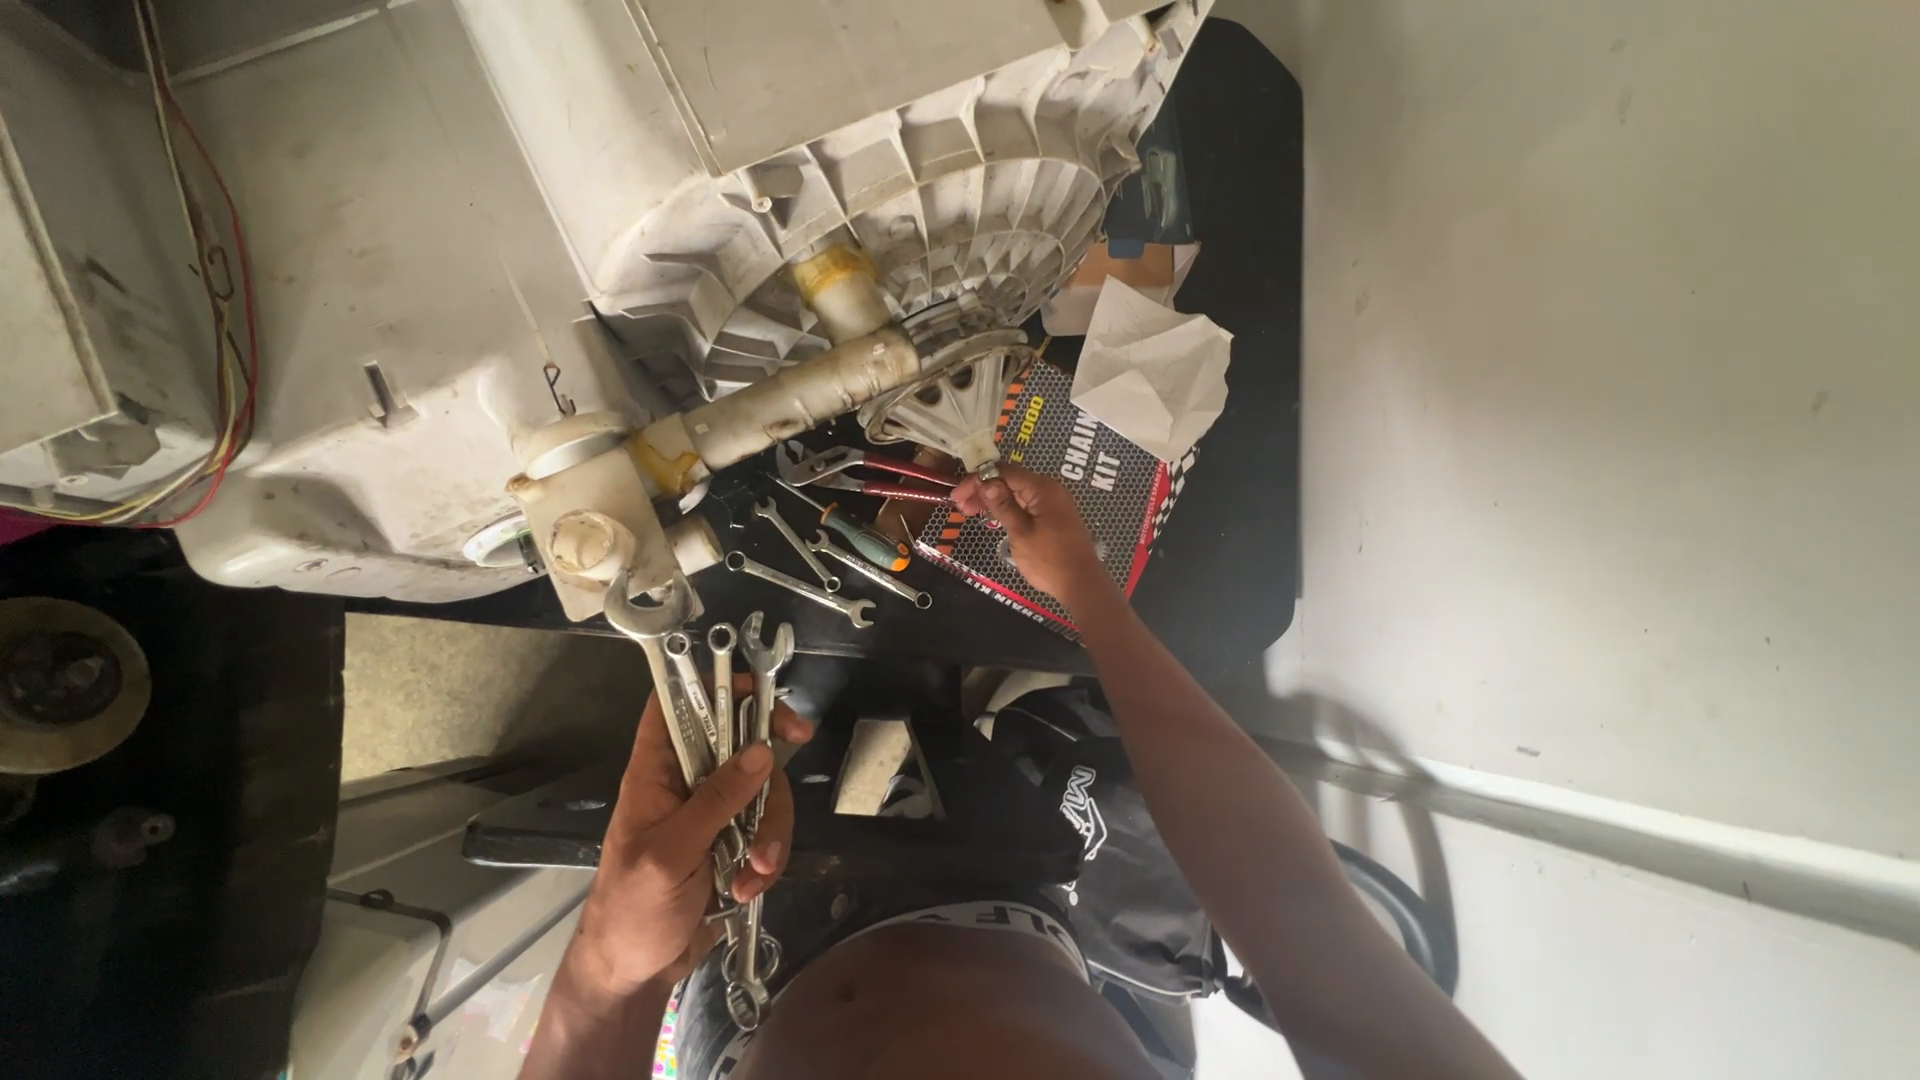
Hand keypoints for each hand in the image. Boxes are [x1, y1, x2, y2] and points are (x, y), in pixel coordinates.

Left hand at [566, 674, 812, 999]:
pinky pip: (768, 829)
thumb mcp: (671, 854)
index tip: (761, 696)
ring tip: (753, 873)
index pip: (679, 703)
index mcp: (656, 771)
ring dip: (770, 833)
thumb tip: (762, 751)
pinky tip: (748, 889)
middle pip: (743, 747)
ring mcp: (713, 812)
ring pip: (764, 792)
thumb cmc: (632, 911)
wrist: (634, 975)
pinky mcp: (733, 840)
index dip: (715, 684)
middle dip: (768, 784)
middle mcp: (688, 781)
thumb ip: (716, 801)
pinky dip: (767, 859)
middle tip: (777, 811)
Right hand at [951, 463, 1113, 609]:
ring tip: (970, 512)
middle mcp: (1050, 489)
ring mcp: (1053, 502)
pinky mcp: (1053, 516)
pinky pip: (1026, 504)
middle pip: (1010, 480)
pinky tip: (992, 516)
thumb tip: (986, 483)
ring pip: (1017, 492)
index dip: (978, 480)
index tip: (958, 495)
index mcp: (1043, 489)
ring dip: (994, 499)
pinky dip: (1008, 508)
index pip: (1004, 472)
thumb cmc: (1049, 560)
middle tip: (960, 506)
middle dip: (984, 489)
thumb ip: (1003, 506)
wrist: (1081, 583)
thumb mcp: (1021, 533)